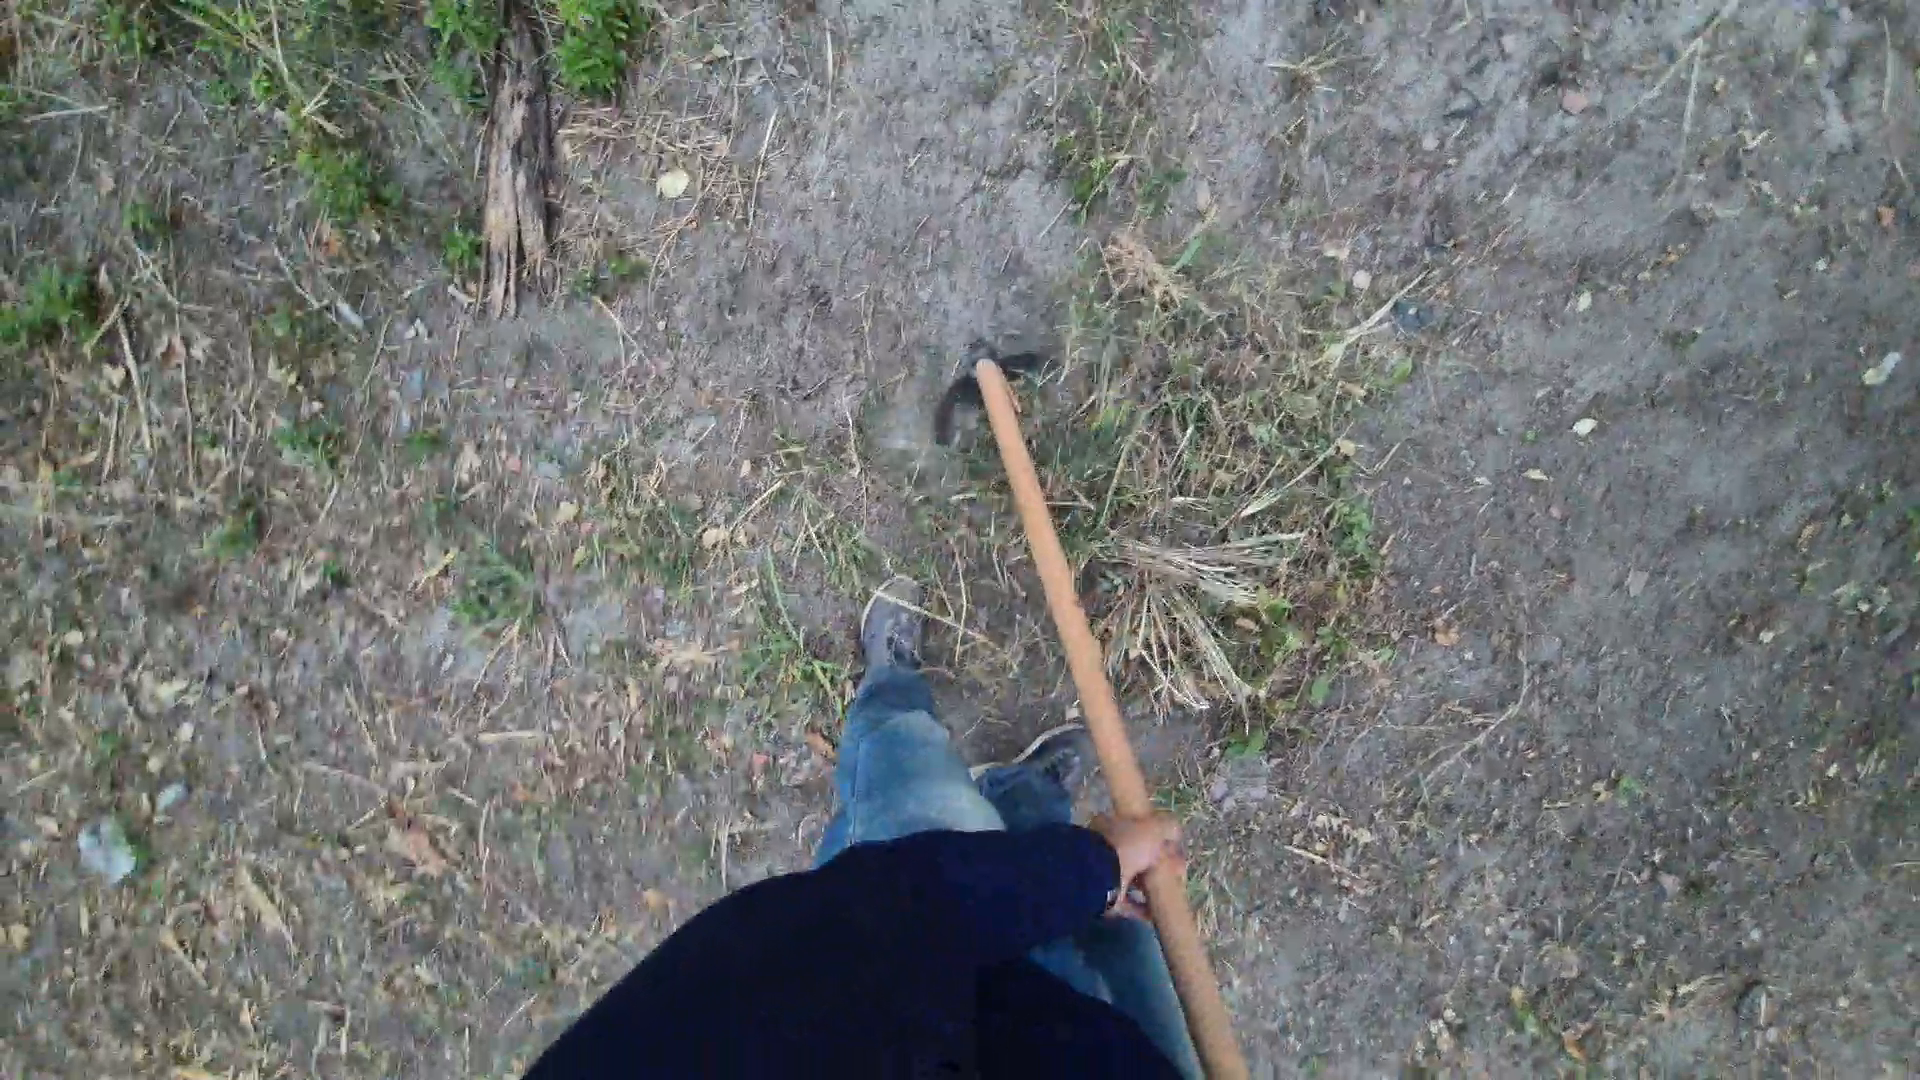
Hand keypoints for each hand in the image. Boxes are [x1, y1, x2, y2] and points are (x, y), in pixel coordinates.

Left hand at [1088, 813, 1184, 920]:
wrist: (1103, 875)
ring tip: (1169, 892)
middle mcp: (1105, 846)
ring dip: (1148, 886)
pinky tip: (1156, 911)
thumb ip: (1166, 827)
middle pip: (1135, 855)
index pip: (1135, 828)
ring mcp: (1104, 871)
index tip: (1171, 849)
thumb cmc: (1126, 845)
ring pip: (1131, 879)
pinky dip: (1142, 908)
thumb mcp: (1152, 828)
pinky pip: (1128, 902)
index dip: (1154, 838)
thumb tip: (1176, 830)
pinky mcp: (1106, 896)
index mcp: (1111, 824)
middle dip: (1154, 864)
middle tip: (1175, 873)